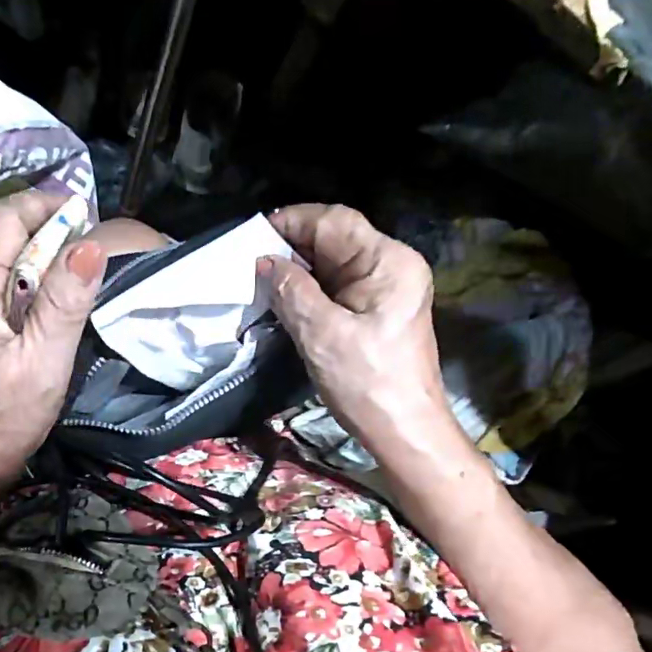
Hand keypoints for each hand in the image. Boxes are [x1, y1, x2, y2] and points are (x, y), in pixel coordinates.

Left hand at [0, 191, 105, 494]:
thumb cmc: (0, 418)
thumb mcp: (43, 363)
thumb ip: (64, 302)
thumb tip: (90, 244)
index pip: (4, 216)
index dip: (45, 205)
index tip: (86, 217)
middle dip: (36, 222)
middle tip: (80, 242)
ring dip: (22, 246)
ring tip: (62, 266)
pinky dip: (7, 271)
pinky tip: (31, 296)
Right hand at [260, 204, 453, 451]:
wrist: (403, 429)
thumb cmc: (366, 382)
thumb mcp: (322, 334)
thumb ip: (292, 292)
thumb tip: (264, 262)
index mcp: (388, 262)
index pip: (335, 222)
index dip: (293, 222)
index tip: (252, 236)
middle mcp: (391, 267)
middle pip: (334, 241)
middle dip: (291, 248)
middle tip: (249, 263)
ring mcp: (385, 291)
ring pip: (332, 266)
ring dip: (296, 271)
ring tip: (259, 282)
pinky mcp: (375, 312)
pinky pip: (336, 290)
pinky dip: (308, 291)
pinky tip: (283, 301)